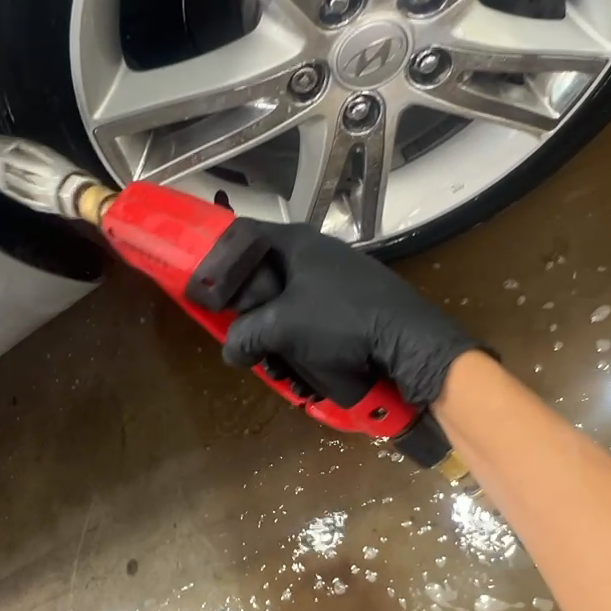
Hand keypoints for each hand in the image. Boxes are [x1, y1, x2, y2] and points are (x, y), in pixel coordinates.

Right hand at [221, 223, 482, 405]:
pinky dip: (302, 347)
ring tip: (281, 370)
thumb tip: (232, 350)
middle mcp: (314, 255)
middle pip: (261, 278)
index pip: (239, 236)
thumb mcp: (282, 327)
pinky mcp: (351, 307)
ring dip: (277, 342)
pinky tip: (305, 374)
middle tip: (246, 342)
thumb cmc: (341, 320)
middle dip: (250, 317)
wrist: (408, 342)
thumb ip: (245, 335)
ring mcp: (335, 281)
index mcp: (295, 243)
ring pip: (286, 308)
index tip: (202, 293)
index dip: (214, 262)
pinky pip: (312, 323)